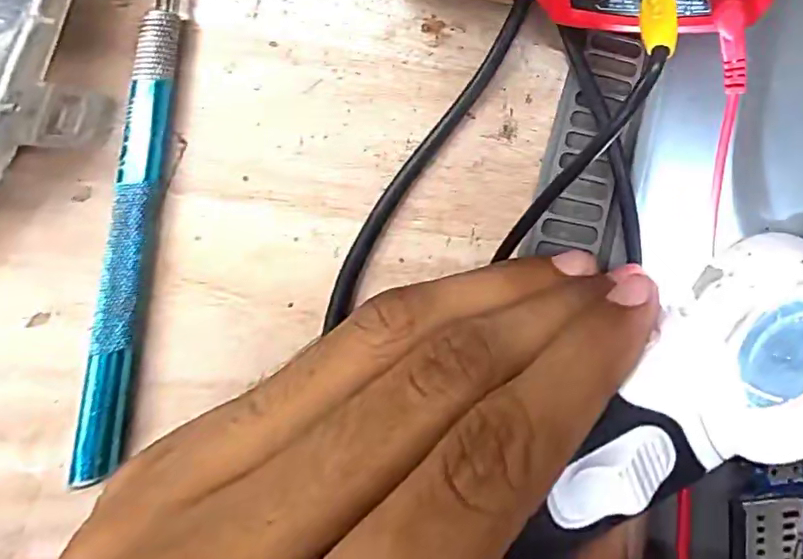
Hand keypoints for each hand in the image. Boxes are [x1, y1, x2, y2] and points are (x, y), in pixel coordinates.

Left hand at [63, 252, 658, 558]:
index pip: (479, 463)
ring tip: (562, 272)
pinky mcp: (167, 463)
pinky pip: (329, 350)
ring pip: (378, 337)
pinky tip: (476, 301)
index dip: (576, 372)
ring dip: (491, 293)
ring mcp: (178, 498)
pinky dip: (423, 312)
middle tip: (613, 282)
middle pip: (432, 380)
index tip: (634, 312)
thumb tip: (615, 478)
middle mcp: (228, 555)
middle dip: (546, 315)